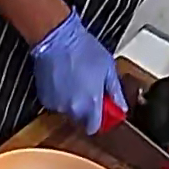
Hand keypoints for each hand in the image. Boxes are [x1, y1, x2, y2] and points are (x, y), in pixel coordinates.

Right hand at [29, 9, 126, 134]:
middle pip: (80, 119)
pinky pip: (55, 105)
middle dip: (84, 109)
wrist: (58, 40)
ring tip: (73, 81)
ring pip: (67, 112)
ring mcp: (58, 107)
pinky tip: (61, 81)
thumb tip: (122, 107)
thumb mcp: (108, 67)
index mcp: (91, 104)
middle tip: (86, 89)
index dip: (96, 120)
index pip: (93, 127)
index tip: (98, 111)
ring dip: (71, 102)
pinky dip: (58, 97)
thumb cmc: (84, 50)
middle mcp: (74, 109)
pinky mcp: (46, 101)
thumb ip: (115, 91)